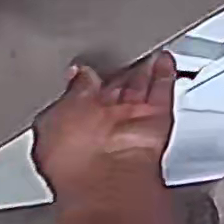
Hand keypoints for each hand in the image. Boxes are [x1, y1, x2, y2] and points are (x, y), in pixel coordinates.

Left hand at [32, 51, 176, 199]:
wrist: (110, 174)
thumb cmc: (73, 159)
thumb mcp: (58, 114)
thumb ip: (73, 89)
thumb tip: (79, 73)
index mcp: (70, 125)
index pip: (80, 95)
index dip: (85, 77)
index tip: (89, 63)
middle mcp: (101, 125)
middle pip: (114, 89)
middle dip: (118, 70)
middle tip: (120, 51)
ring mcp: (130, 120)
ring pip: (140, 87)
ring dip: (144, 67)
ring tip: (146, 49)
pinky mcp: (157, 117)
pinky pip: (163, 88)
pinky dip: (164, 71)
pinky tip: (163, 58)